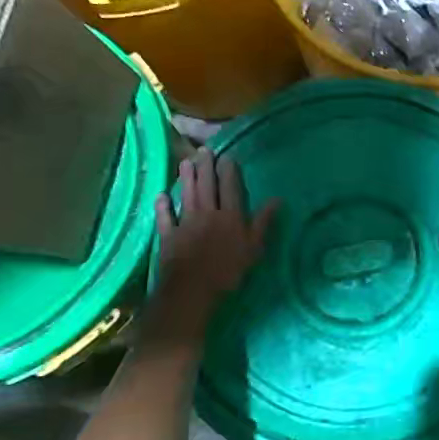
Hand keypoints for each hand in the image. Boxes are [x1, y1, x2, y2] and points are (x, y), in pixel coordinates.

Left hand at [148, 147, 277, 342]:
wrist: (193, 289)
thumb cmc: (228, 271)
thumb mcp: (254, 248)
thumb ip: (263, 222)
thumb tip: (277, 200)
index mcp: (230, 216)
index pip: (230, 187)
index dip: (228, 171)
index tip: (227, 157)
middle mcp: (207, 213)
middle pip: (206, 185)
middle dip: (205, 167)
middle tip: (204, 150)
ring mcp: (185, 223)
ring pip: (186, 195)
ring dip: (185, 177)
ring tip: (186, 162)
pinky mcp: (168, 235)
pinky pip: (164, 217)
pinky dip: (163, 206)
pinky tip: (161, 196)